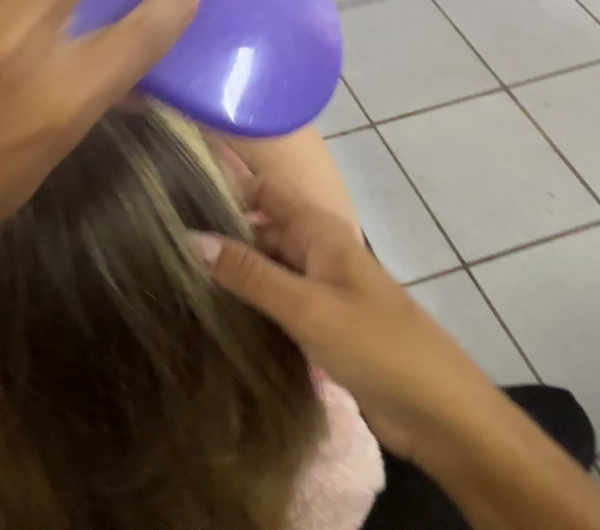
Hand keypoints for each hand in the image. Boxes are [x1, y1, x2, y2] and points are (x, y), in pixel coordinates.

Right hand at [193, 172, 497, 458]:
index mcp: (319, 231)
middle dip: (217, 233)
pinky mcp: (318, 326)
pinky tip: (209, 316)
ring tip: (171, 277)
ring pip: (263, 269)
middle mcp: (315, 252)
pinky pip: (273, 303)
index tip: (173, 191)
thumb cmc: (378, 345)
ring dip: (229, 273)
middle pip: (258, 229)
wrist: (440, 414)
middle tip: (159, 244)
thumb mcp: (307, 307)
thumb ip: (249, 274)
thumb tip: (188, 237)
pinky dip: (246, 304)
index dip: (224, 185)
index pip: (263, 191)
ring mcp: (317, 290)